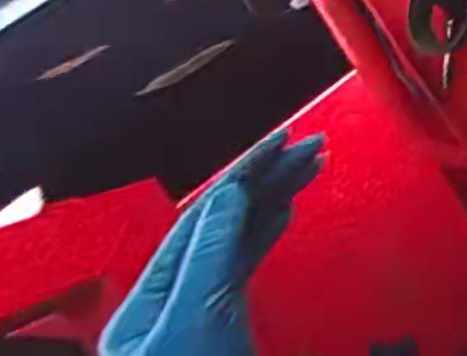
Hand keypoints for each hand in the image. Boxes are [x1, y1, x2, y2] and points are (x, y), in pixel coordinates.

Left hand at [101, 131, 323, 355]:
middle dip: (268, 178)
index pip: (204, 214)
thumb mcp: (193, 322)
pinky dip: (269, 227)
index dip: (245, 172)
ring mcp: (196, 309)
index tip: (282, 142)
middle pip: (224, 219)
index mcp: (153, 296)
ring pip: (239, 235)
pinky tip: (285, 211)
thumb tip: (229, 193)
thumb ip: (210, 254)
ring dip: (275, 196)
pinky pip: (246, 259)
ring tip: (311, 166)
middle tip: (313, 146)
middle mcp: (172, 296)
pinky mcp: (222, 322)